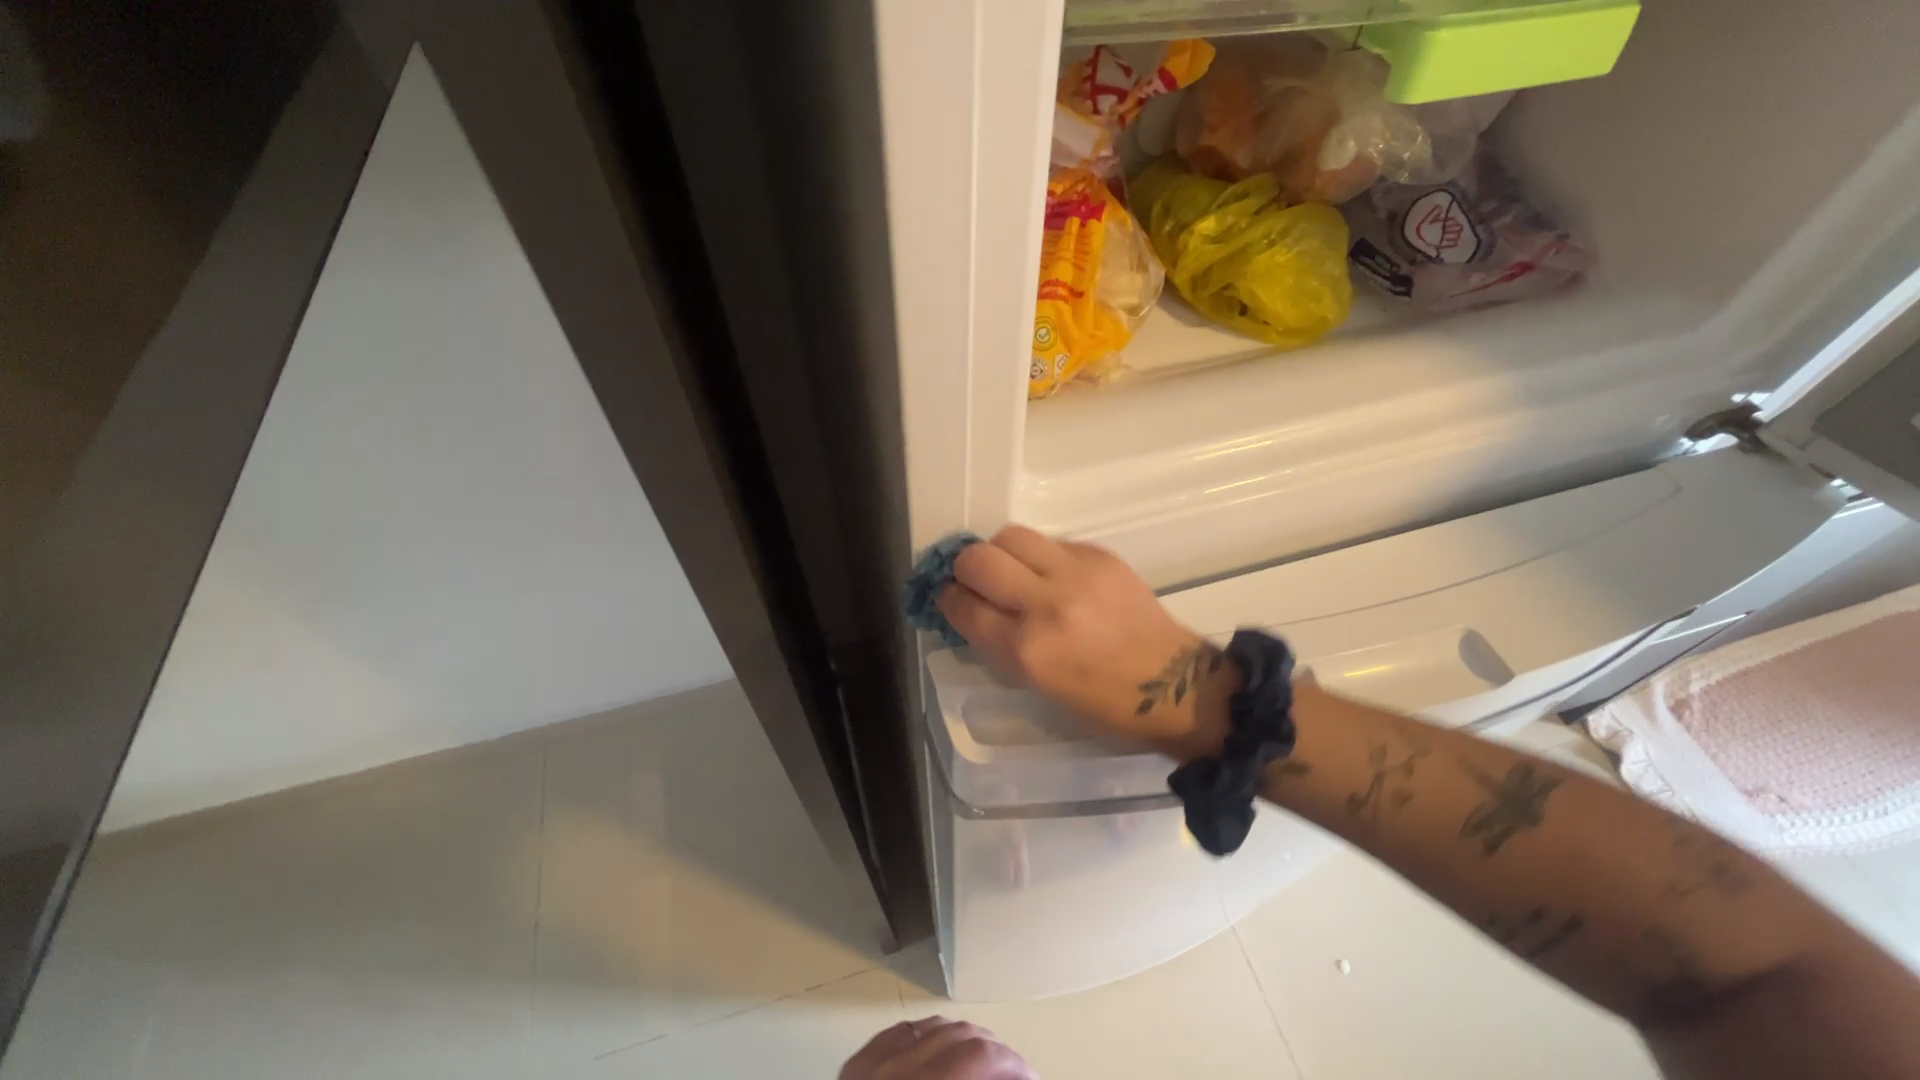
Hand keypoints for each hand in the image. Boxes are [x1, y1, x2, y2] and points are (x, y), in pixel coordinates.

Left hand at [839, 1017, 1036, 1078]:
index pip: (979, 1056)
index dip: (1014, 1065)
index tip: (1032, 1078)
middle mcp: (894, 1071)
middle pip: (961, 1035)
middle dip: (996, 1051)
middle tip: (1014, 1073)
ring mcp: (869, 1064)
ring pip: (933, 1026)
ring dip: (965, 1039)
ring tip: (984, 1062)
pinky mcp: (854, 1066)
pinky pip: (902, 1032)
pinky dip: (929, 1037)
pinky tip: (944, 1051)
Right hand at [935, 526, 1234, 760]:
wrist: (1173, 685)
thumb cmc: (1102, 704)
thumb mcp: (1037, 687)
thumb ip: (1000, 645)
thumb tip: (971, 610)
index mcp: (1028, 651)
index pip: (965, 608)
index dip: (948, 600)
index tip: (949, 598)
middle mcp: (1046, 605)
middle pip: (979, 560)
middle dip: (965, 569)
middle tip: (973, 581)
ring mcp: (1076, 574)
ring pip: (1011, 536)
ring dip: (1000, 552)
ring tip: (1010, 571)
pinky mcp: (1099, 556)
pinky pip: (1051, 541)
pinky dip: (1040, 556)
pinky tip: (1052, 576)